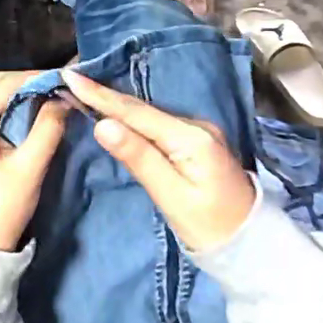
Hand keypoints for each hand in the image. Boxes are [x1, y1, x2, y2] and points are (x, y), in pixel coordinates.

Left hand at [0, 71, 67, 251]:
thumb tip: (65, 98)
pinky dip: (11, 105)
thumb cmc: (3, 207)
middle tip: (58, 86)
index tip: (67, 78)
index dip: (37, 77)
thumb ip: (49, 127)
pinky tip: (33, 111)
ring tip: (50, 95)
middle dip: (27, 80)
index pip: (5, 83)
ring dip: (19, 91)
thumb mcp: (31, 166)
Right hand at [60, 68, 254, 250]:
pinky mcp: (197, 143)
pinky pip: (158, 124)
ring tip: (85, 92)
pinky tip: (116, 114)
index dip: (101, 96)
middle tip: (71, 80)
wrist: (251, 244)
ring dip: (117, 105)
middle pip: (142, 109)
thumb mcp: (171, 196)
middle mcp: (196, 126)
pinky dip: (133, 118)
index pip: (136, 112)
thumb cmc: (210, 228)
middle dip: (105, 95)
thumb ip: (139, 158)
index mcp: (191, 137)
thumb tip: (104, 125)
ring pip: (149, 114)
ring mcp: (199, 132)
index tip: (71, 77)